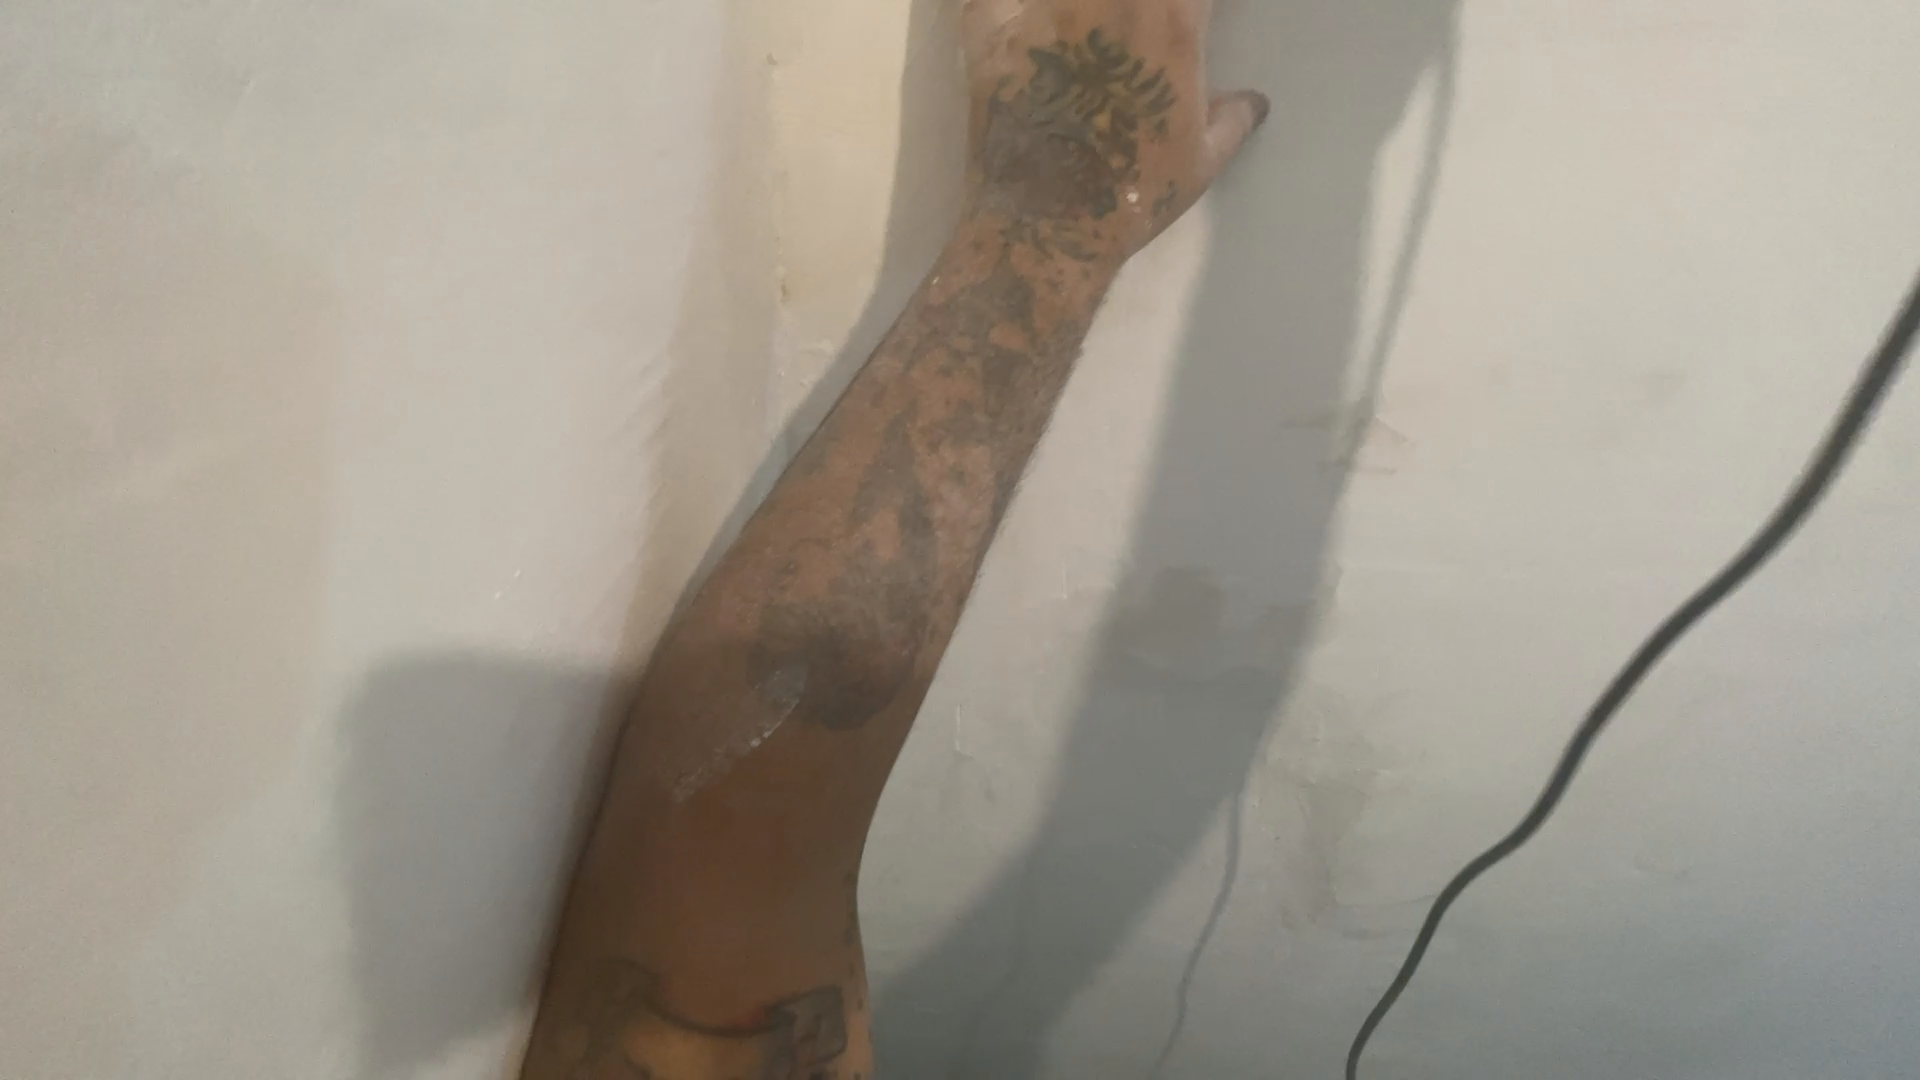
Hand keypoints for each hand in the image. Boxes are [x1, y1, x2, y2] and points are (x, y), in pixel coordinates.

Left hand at [961, 0, 1268, 263]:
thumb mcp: (1198, 166)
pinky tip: (1014, 23)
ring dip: (1072, 9)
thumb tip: (1252, 104)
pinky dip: (1002, 6)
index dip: (1188, 5)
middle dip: (1130, 8)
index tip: (1188, 18)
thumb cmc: (1129, 199)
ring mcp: (1046, 7)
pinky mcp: (992, 32)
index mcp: (1172, 16)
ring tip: (1078, 34)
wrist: (1047, 228)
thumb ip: (1230, 122)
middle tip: (1124, 30)